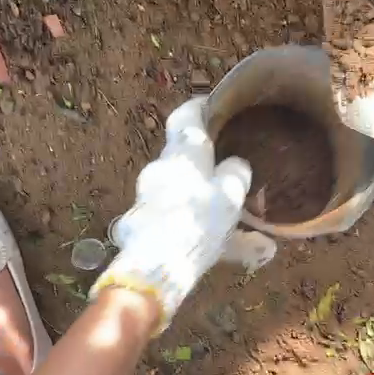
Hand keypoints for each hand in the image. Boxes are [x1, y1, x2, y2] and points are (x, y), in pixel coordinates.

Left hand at [94, 97, 251, 327]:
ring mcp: (144, 197)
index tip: (211, 108)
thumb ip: (235, 174)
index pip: (186, 117)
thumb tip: (236, 166)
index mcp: (183, 153)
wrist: (156, 267)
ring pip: (176, 192)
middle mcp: (159, 169)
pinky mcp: (137, 226)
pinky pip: (168, 220)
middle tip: (225, 174)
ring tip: (224, 224)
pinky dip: (186, 228)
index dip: (199, 109)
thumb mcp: (230, 195)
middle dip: (201, 164)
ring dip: (195, 201)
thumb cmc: (199, 221)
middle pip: (180, 157)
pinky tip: (208, 250)